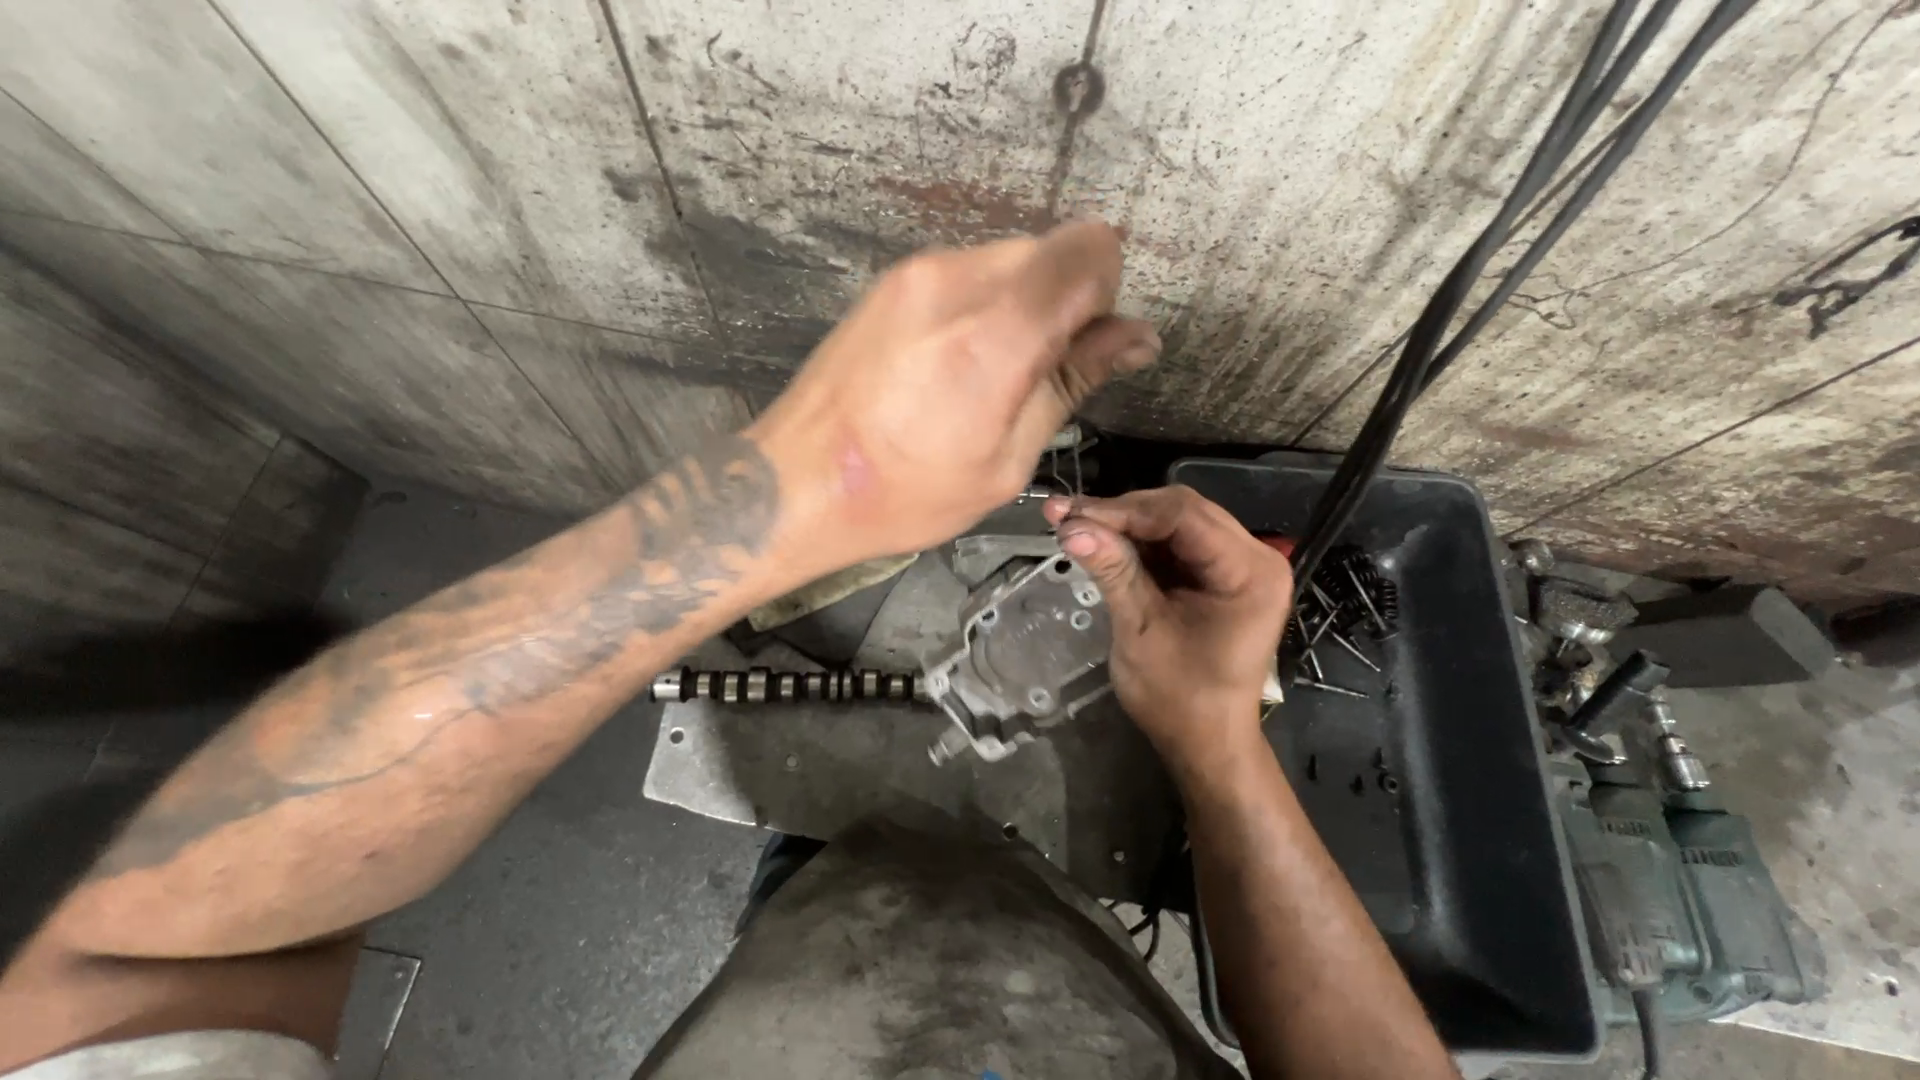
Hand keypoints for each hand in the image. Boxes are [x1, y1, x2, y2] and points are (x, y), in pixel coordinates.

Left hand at [747, 221, 1158, 572]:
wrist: (796, 482)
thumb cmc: (906, 492)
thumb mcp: (1006, 458)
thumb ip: (1072, 381)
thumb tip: (1135, 337)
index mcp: (998, 331)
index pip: (1092, 250)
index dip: (1104, 296)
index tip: (1084, 348)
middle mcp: (959, 279)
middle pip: (1052, 253)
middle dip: (1064, 304)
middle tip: (1036, 376)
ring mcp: (917, 272)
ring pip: (1009, 260)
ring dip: (1020, 306)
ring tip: (982, 379)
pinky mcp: (891, 281)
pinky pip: (965, 273)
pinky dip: (980, 306)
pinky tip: (948, 366)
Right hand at [1044, 487, 1293, 777]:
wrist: (1205, 741)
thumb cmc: (1179, 697)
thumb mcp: (1141, 629)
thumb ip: (1113, 570)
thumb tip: (1069, 527)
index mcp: (1249, 572)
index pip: (1182, 516)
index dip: (1122, 510)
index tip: (1069, 515)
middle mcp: (1256, 557)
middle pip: (1182, 510)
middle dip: (1121, 513)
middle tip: (1065, 518)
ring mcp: (1241, 565)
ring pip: (1176, 521)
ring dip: (1126, 524)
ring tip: (1075, 526)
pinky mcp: (1222, 575)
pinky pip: (1177, 542)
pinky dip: (1139, 541)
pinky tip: (1102, 542)